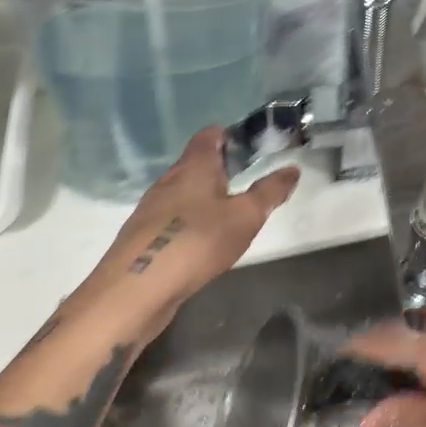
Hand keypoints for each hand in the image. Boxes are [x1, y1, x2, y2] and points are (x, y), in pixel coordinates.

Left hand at [72, 126, 301, 340]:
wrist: (133, 292)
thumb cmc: (197, 242)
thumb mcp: (247, 216)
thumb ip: (270, 191)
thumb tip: (292, 169)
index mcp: (194, 167)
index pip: (209, 135)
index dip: (230, 134)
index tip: (251, 144)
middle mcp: (168, 181)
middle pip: (195, 163)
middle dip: (220, 166)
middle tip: (248, 176)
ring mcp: (150, 210)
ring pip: (182, 191)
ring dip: (204, 195)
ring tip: (230, 209)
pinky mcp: (142, 238)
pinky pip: (172, 217)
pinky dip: (190, 219)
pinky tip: (204, 238)